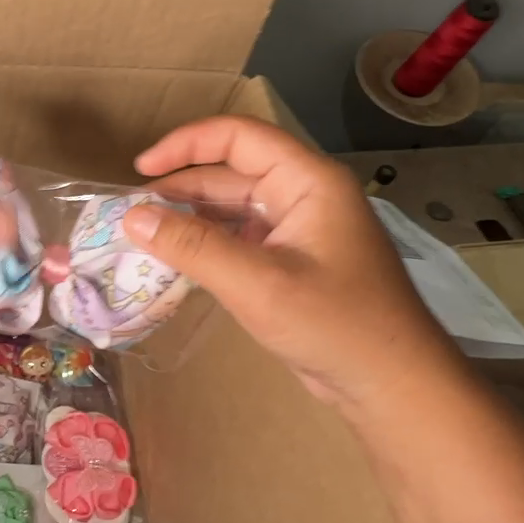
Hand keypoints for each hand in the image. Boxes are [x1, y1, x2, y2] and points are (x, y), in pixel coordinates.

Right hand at [120, 116, 468, 407]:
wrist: (393, 385)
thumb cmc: (334, 324)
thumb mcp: (255, 283)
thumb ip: (191, 247)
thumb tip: (130, 217)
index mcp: (308, 182)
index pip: (239, 137)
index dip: (185, 144)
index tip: (140, 169)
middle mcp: (304, 196)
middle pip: (231, 172)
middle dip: (179, 188)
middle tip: (131, 214)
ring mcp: (299, 231)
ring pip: (232, 208)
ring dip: (189, 218)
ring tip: (144, 236)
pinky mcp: (292, 263)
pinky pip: (239, 238)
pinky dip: (205, 245)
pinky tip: (175, 261)